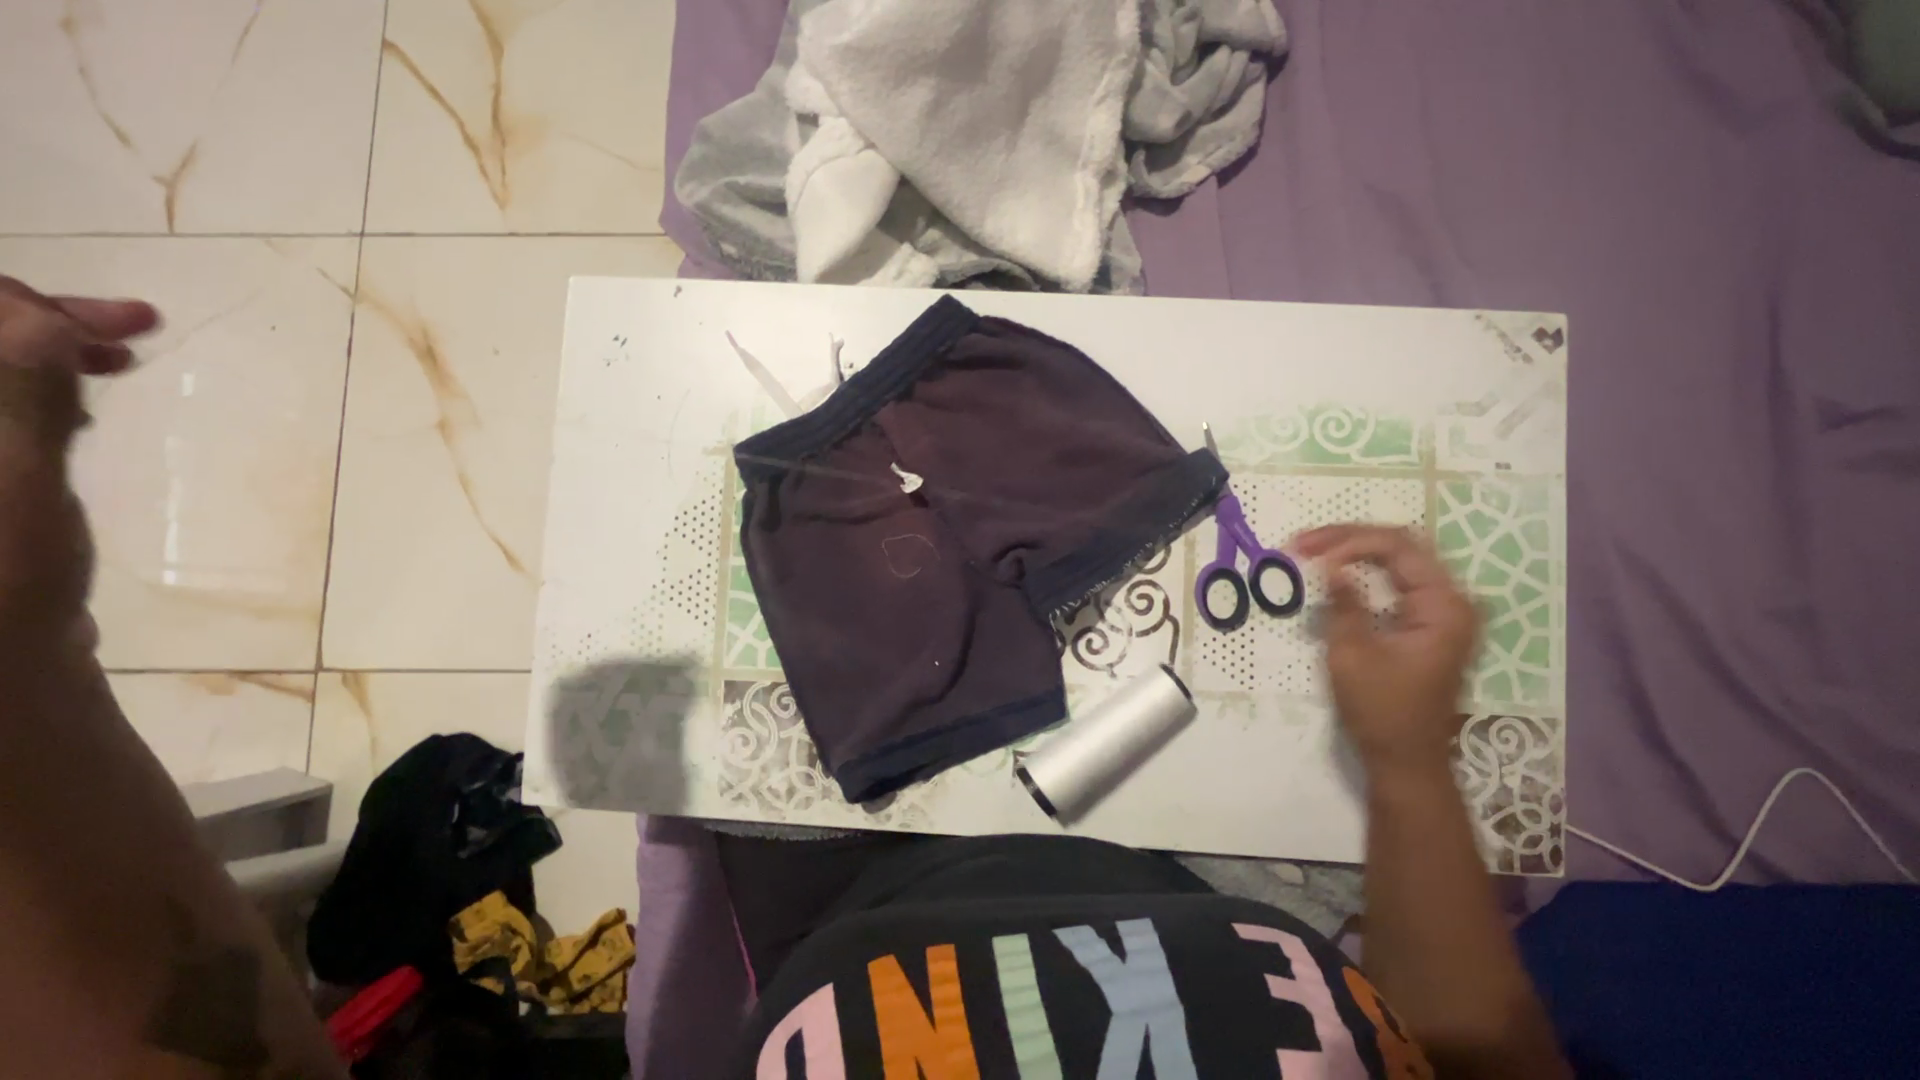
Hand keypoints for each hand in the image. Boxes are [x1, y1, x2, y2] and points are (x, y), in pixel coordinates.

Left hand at [0, 277, 157, 646]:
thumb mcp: (13, 475)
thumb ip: (18, 388)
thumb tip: (38, 312)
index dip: (12, 304)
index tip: (98, 323)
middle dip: (36, 320)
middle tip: (134, 325)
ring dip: (42, 349)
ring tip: (117, 357)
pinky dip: (35, 387)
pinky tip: (80, 405)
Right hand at [1293, 524, 1478, 775]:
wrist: (1405, 760)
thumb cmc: (1381, 710)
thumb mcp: (1353, 654)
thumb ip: (1344, 603)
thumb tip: (1331, 566)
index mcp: (1444, 605)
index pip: (1398, 547)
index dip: (1348, 542)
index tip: (1306, 553)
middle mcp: (1451, 601)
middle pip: (1400, 547)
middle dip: (1349, 540)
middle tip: (1303, 543)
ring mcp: (1442, 612)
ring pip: (1397, 562)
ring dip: (1354, 552)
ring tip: (1312, 551)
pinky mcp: (1427, 624)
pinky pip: (1397, 583)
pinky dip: (1364, 573)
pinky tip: (1335, 572)